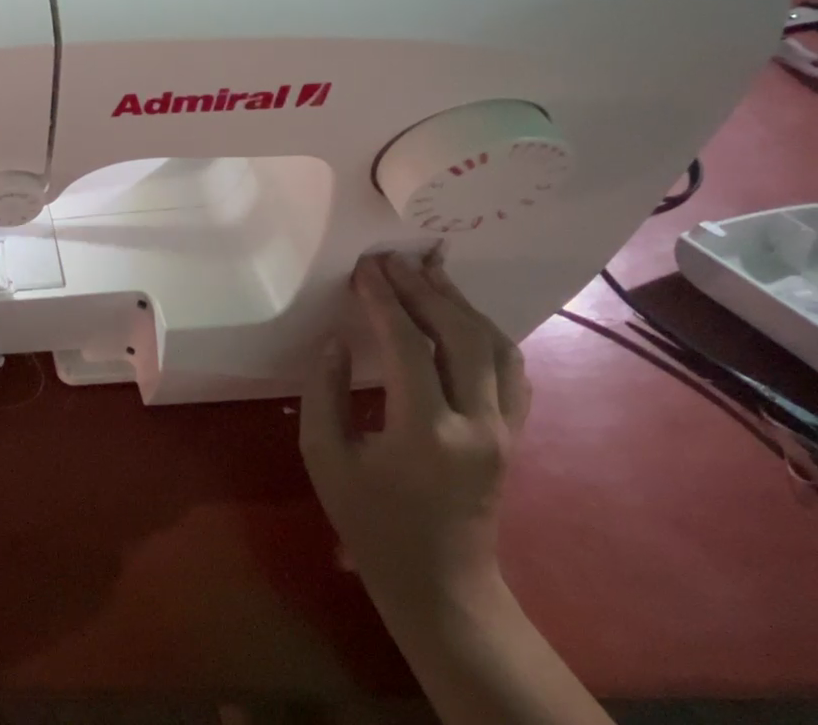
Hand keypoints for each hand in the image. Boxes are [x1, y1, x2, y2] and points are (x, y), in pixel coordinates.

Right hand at [299, 250, 531, 605]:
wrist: (437, 577)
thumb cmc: (369, 520)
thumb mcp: (324, 457)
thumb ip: (324, 394)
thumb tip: (335, 341)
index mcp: (425, 430)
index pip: (407, 345)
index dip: (383, 300)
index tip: (363, 270)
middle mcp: (478, 423)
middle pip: (461, 335)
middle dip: (425, 290)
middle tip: (393, 261)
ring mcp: (506, 430)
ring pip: (497, 348)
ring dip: (462, 306)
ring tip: (429, 275)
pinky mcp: (515, 435)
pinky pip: (512, 371)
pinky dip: (487, 335)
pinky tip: (463, 318)